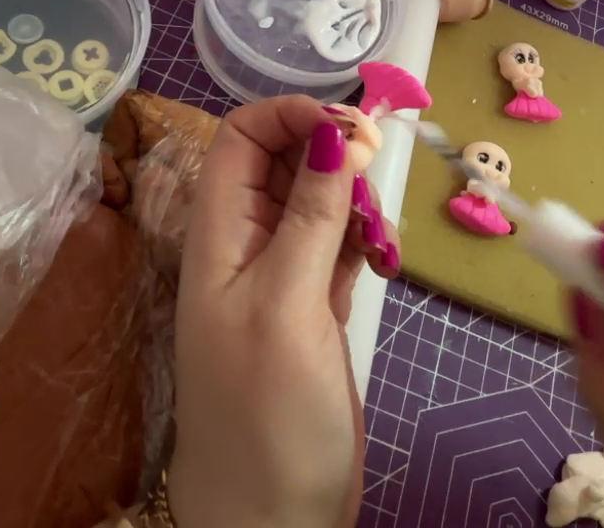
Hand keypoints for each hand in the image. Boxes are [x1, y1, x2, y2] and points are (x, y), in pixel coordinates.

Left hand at [168, 96, 398, 527]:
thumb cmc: (268, 412)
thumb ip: (311, 214)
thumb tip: (336, 129)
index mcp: (220, 231)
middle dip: (333, 153)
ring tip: (379, 236)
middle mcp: (248, 240)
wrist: (274, 522)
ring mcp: (285, 270)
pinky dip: (365, 237)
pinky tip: (383, 258)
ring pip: (321, 197)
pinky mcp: (317, 300)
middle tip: (379, 175)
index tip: (350, 124)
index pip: (241, 138)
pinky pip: (341, 239)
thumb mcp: (286, 302)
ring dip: (356, 200)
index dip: (290, 116)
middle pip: (286, 160)